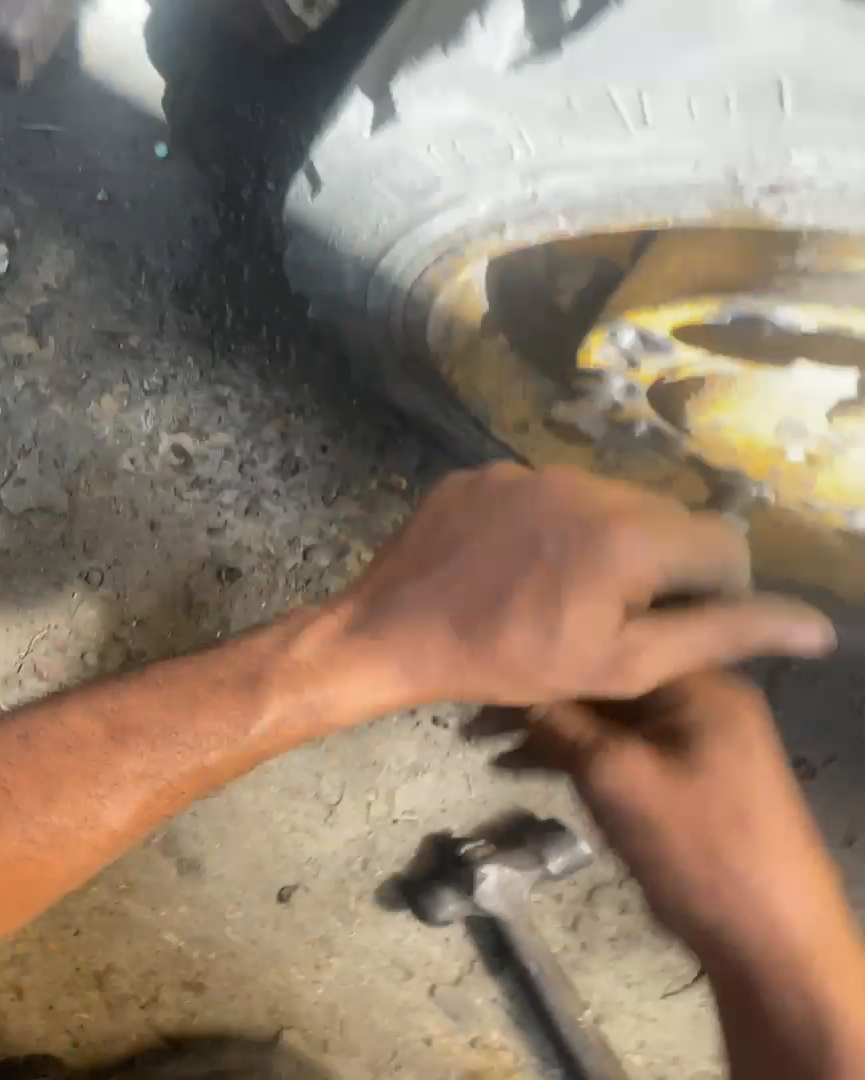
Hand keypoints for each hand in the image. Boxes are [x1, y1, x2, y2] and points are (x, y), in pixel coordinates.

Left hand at [328, 463, 833, 706]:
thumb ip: (720, 634)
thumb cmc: (501, 659)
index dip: (708, 590)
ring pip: (596, 500)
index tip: (660, 621)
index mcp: (627, 533)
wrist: (384, 633)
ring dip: (595, 537)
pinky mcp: (470, 477)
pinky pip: (533, 492)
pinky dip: (538, 521)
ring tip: (548, 585)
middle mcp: (577, 486)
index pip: (722, 545)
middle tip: (598, 607)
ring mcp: (515, 475)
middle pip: (659, 516)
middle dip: (651, 560)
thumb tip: (818, 624)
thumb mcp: (617, 663)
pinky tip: (506, 561)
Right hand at [488, 672, 852, 966]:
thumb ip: (554, 719)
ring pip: (589, 712)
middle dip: (530, 689)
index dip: (544, 647)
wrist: (760, 935)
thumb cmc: (692, 840)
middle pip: (592, 678)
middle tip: (465, 702)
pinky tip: (507, 762)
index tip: (484, 657)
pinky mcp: (662, 771)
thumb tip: (501, 679)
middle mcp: (690, 702)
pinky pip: (597, 743)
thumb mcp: (609, 769)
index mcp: (696, 688)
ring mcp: (677, 738)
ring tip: (473, 734)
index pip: (606, 642)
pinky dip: (555, 748)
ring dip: (534, 722)